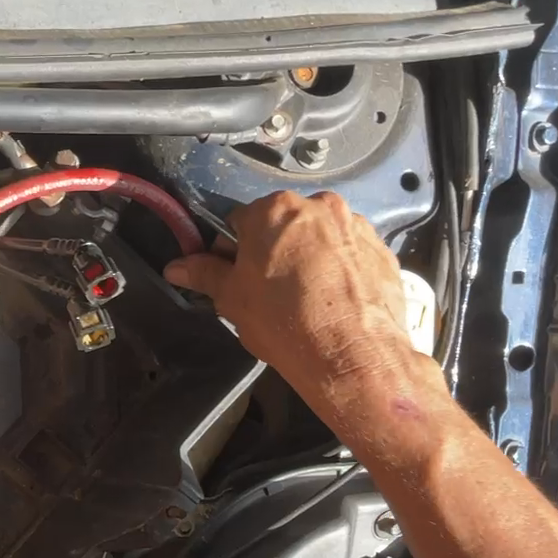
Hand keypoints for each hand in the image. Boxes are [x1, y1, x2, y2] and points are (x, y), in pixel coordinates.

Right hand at [163, 191, 426, 421]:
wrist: (351, 353)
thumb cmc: (281, 320)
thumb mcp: (231, 299)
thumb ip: (203, 274)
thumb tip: (175, 266)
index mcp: (273, 210)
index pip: (236, 222)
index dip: (229, 253)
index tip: (232, 280)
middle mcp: (318, 205)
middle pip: (279, 226)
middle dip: (269, 252)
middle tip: (265, 293)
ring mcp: (355, 224)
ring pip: (315, 238)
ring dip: (304, 258)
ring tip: (302, 300)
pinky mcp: (382, 248)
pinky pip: (346, 253)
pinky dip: (335, 270)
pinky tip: (329, 302)